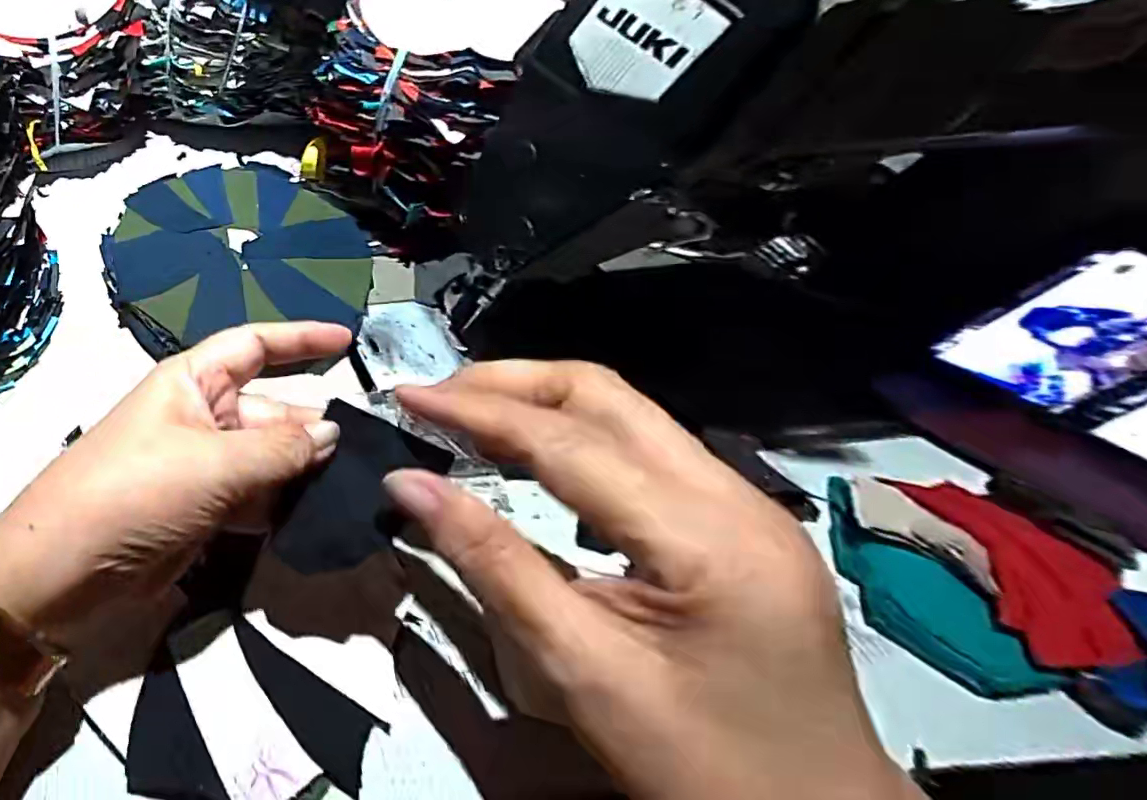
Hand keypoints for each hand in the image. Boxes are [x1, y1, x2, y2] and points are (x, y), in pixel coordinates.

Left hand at [0, 322, 350, 647]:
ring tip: (357, 479)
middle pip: (269, 406)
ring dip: (303, 466)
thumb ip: (280, 450)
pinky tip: (319, 511)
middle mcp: (200, 414)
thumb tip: (332, 433)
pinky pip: (255, 494)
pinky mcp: (204, 507)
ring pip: (266, 455)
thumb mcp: (212, 463)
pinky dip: (282, 501)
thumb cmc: (137, 489)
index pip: (254, 345)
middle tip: (368, 443)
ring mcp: (202, 463)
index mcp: (192, 381)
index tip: (346, 340)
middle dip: (311, 420)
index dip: (300, 339)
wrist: (65, 570)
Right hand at [386, 362, 919, 799]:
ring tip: (465, 416)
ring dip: (534, 401)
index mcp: (706, 539)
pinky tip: (526, 452)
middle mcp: (732, 496)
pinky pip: (634, 442)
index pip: (567, 441)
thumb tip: (407, 485)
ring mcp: (740, 500)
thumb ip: (490, 564)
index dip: (476, 410)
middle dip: (506, 385)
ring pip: (619, 408)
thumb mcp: (579, 671)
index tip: (407, 397)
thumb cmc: (702, 769)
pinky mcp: (732, 515)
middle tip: (435, 401)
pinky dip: (565, 430)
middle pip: (601, 394)